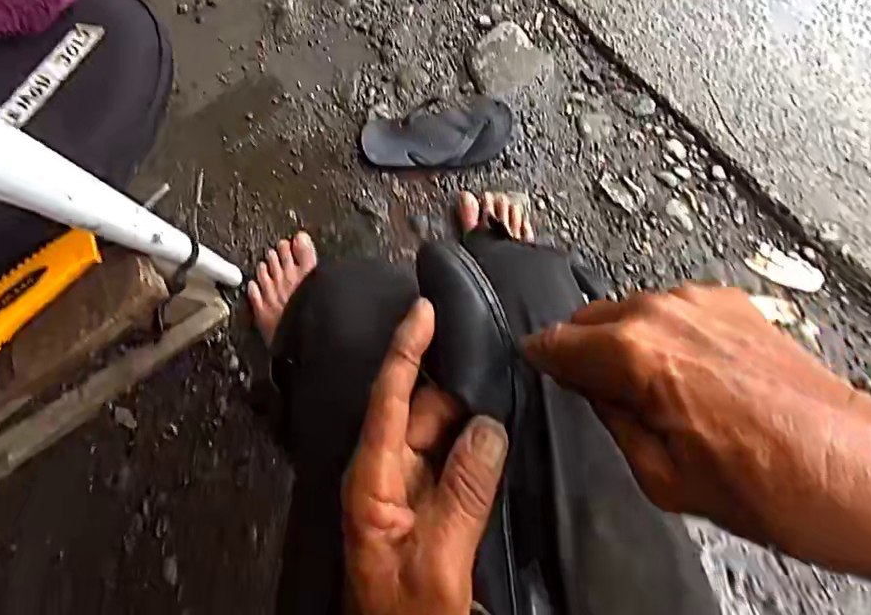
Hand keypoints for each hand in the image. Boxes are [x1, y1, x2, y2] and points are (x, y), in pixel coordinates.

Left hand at [344, 298, 508, 614]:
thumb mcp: (438, 562)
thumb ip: (464, 492)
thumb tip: (488, 426)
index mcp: (370, 478)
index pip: (386, 395)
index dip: (406, 347)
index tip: (424, 309)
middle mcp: (382, 471)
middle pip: (417, 409)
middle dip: (452, 390)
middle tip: (494, 372)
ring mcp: (402, 487)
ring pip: (436, 430)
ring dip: (465, 418)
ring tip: (500, 404)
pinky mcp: (422, 503)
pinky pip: (447, 458)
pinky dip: (470, 445)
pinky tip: (492, 440)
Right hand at [521, 285, 870, 581]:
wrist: (870, 472)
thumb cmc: (781, 486)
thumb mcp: (665, 478)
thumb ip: (610, 421)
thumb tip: (590, 392)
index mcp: (635, 353)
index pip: (555, 341)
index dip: (541, 359)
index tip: (539, 366)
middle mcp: (659, 310)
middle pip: (586, 319)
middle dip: (584, 351)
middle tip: (605, 394)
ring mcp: (696, 299)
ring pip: (627, 311)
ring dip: (625, 341)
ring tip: (660, 390)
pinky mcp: (727, 299)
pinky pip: (670, 309)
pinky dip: (665, 333)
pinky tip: (696, 374)